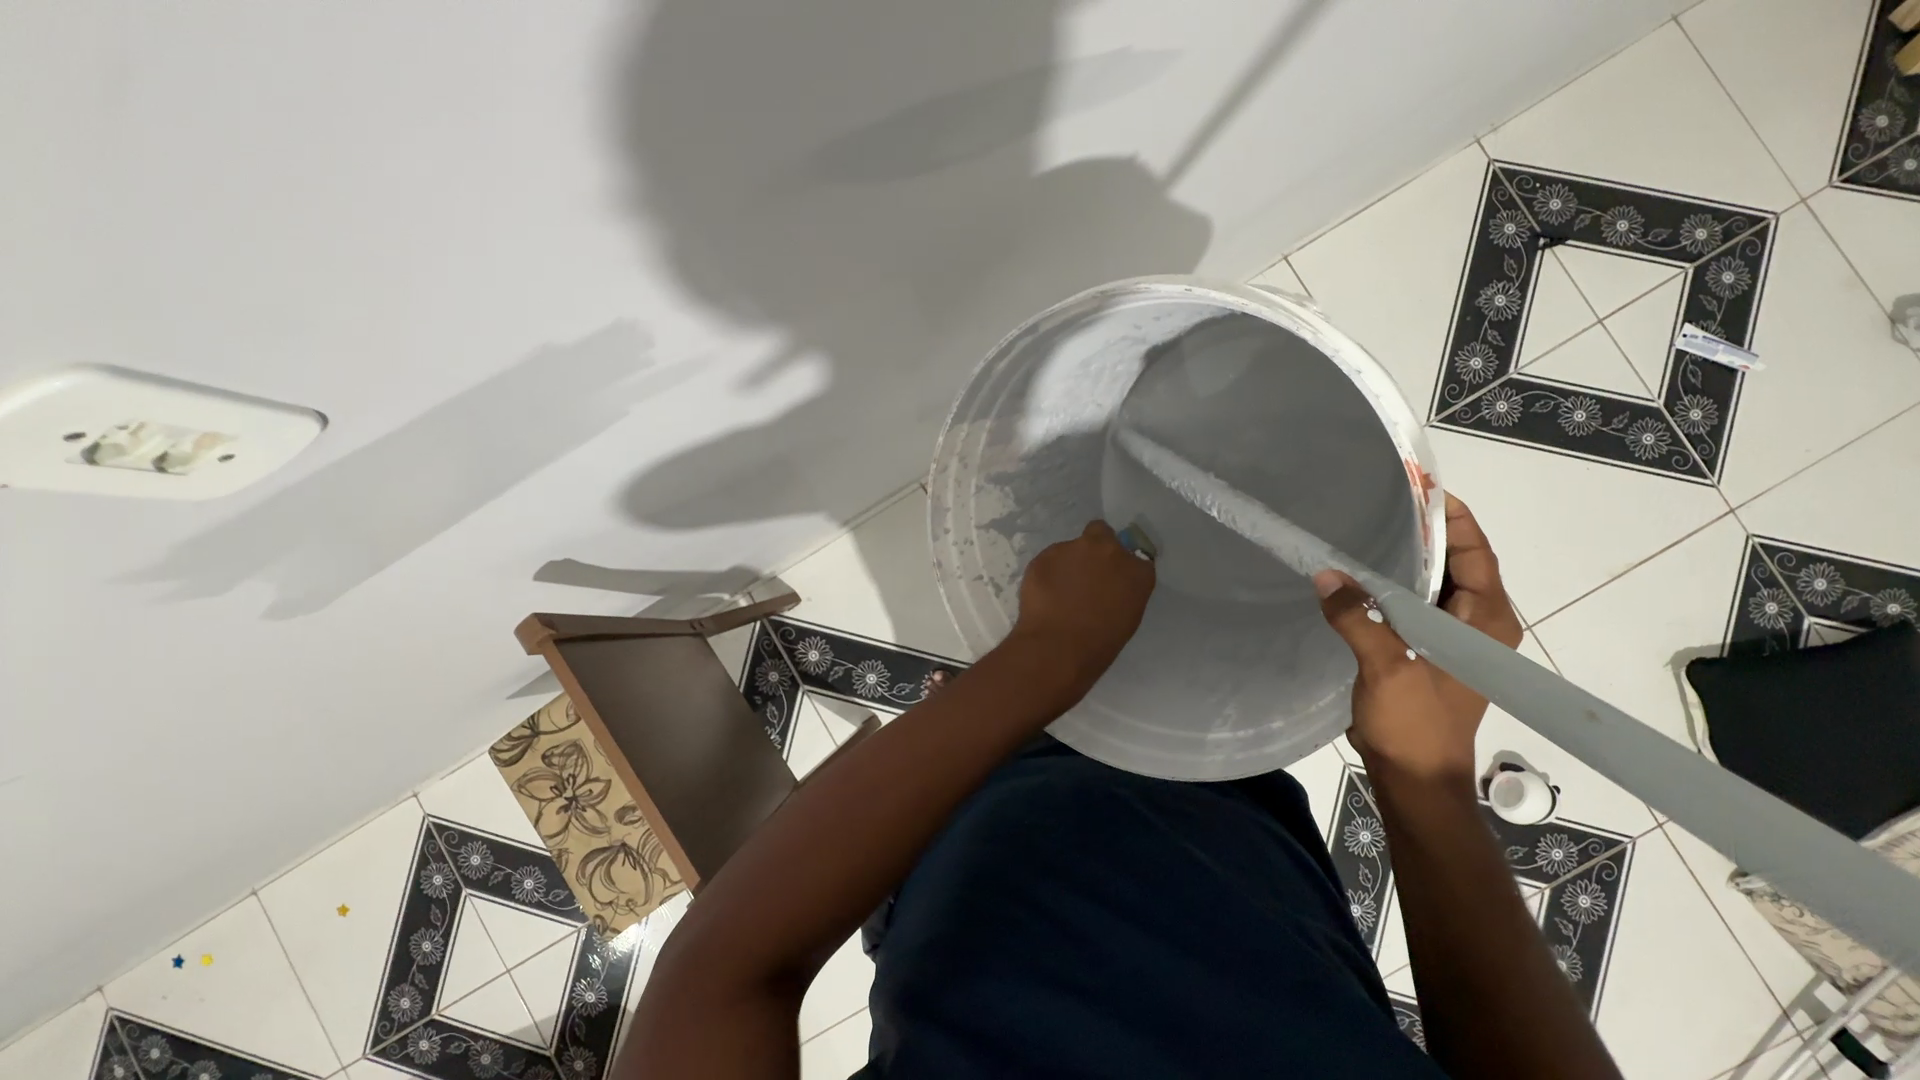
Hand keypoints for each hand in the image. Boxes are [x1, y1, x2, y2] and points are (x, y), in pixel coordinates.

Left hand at [1009, 521, 1156, 691]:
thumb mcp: (1127, 615)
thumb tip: (1111, 584)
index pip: (1135, 556)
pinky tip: (1045, 596)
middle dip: (1095, 546)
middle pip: (1101, 533)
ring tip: (1060, 593)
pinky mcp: (1044, 555)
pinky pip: (1049, 561)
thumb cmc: (1100, 642)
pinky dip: (1048, 573)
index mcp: (1137, 570)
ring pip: (1071, 548)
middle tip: (1085, 574)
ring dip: (1068, 563)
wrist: (1059, 647)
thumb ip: (1123, 589)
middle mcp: (1108, 550)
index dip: (1120, 566)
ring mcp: (1073, 548)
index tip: (1112, 580)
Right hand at [1312, 495, 1521, 778]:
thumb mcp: (1386, 667)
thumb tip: (1325, 573)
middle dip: (1423, 532)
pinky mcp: (1430, 653)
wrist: (1415, 780)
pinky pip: (1415, 606)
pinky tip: (1358, 579)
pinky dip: (1392, 587)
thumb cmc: (1416, 724)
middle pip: (1457, 563)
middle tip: (1381, 502)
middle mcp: (1478, 624)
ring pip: (1433, 584)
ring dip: (1405, 560)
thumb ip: (1358, 617)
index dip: (1451, 518)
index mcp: (1485, 621)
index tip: (1418, 487)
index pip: (1476, 552)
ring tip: (1364, 531)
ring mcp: (1455, 640)